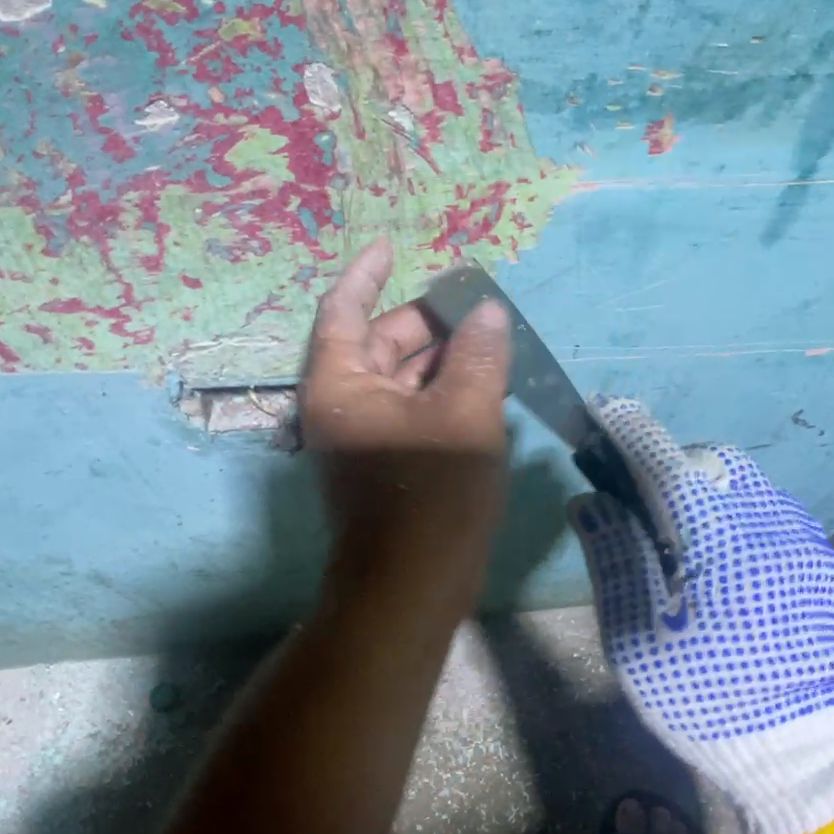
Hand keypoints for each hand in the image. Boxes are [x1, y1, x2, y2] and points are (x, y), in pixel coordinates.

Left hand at [300, 238, 513, 602]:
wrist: (412, 587)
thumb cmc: (430, 495)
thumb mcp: (464, 415)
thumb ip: (477, 356)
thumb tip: (486, 313)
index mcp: (341, 383)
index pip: (345, 310)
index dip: (367, 274)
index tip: (390, 245)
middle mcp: (345, 403)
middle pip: (381, 342)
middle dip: (428, 322)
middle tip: (478, 306)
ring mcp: (367, 436)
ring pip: (404, 378)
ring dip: (444, 359)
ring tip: (493, 342)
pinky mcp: (390, 463)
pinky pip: (416, 410)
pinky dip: (446, 393)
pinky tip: (486, 388)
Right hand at [569, 397, 833, 833]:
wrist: (790, 750)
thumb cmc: (698, 696)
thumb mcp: (635, 636)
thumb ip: (614, 557)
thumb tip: (589, 500)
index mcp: (718, 549)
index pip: (667, 466)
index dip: (632, 431)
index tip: (606, 406)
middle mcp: (770, 530)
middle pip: (715, 462)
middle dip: (675, 463)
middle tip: (647, 501)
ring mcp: (806, 543)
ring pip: (748, 483)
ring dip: (709, 490)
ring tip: (691, 541)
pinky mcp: (824, 561)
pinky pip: (773, 512)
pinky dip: (739, 516)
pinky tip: (731, 565)